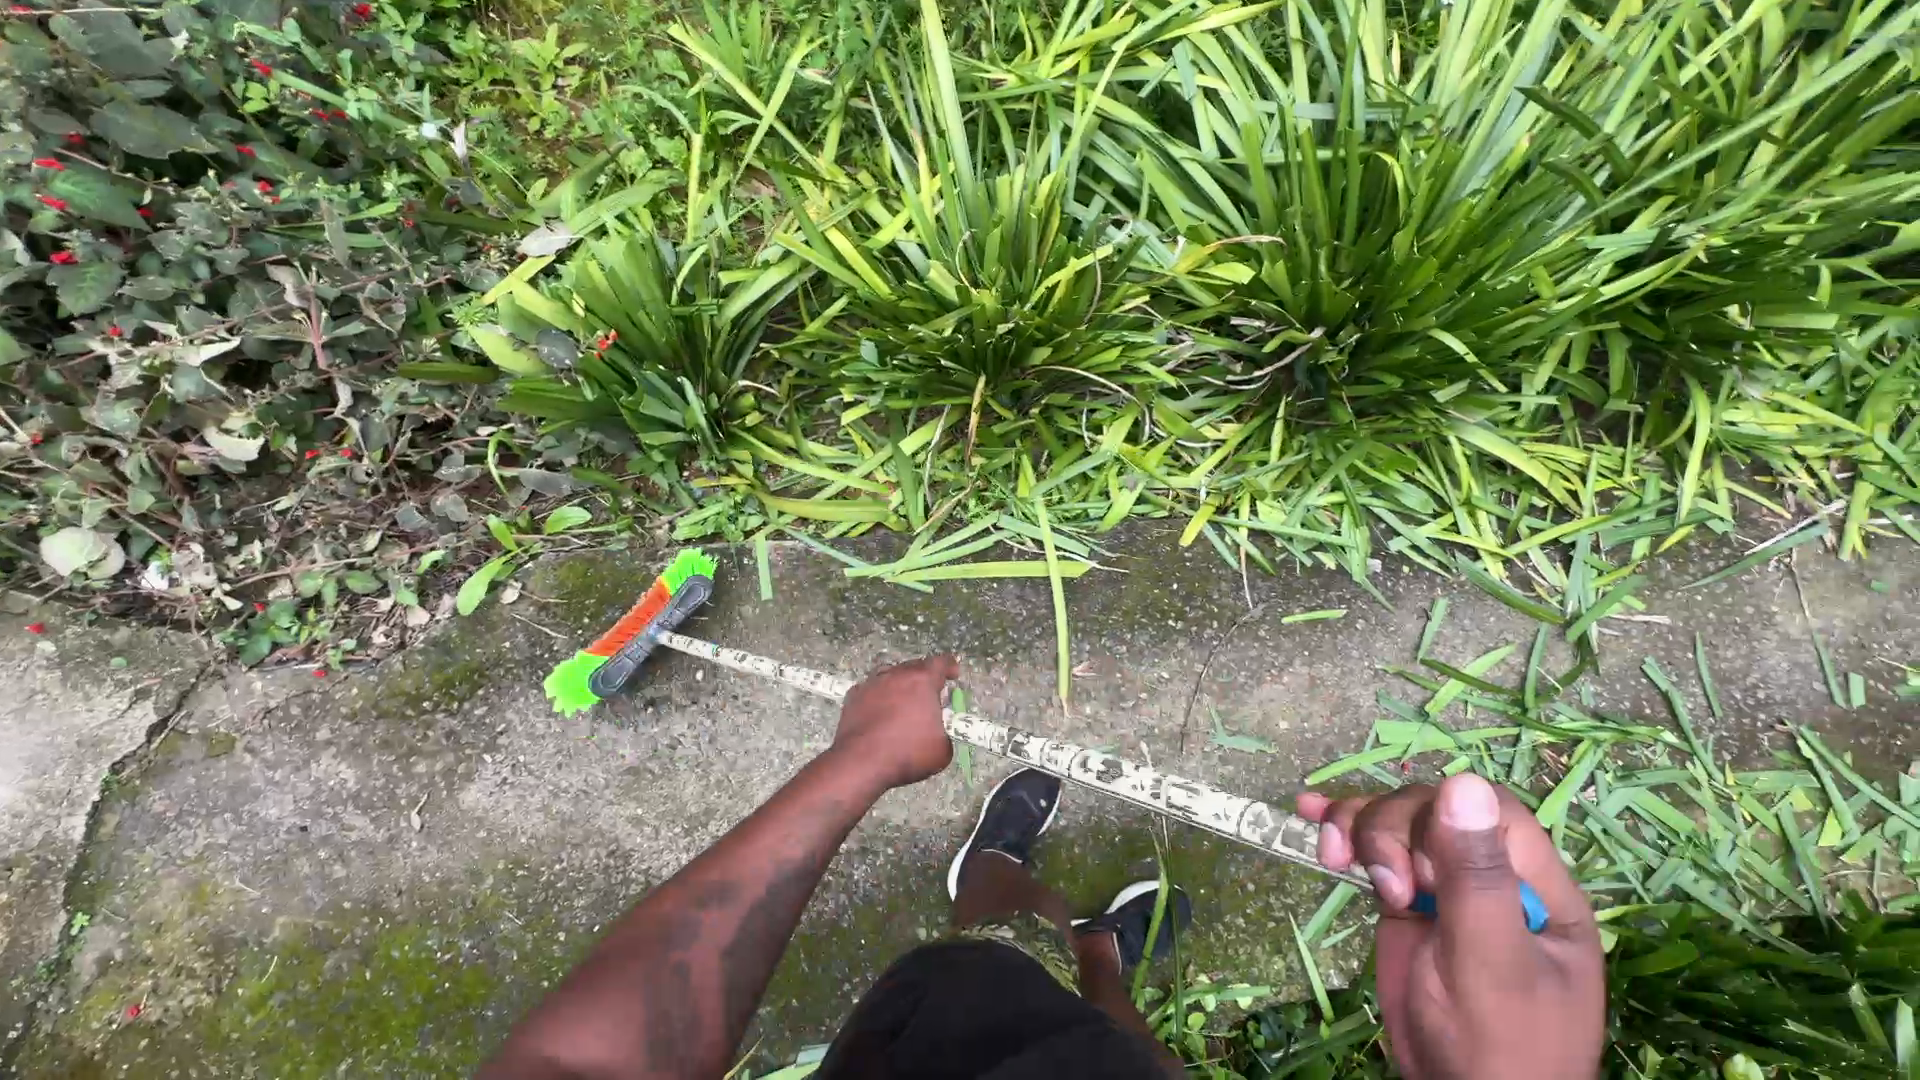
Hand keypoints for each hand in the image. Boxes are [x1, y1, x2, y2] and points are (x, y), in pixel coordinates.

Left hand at [828, 655, 958, 791]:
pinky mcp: (853, 696)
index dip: (950, 666)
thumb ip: (944, 733)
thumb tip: (938, 733)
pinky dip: (878, 696)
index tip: (953, 675)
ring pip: (890, 674)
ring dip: (900, 684)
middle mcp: (896, 675)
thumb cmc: (907, 753)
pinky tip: (879, 712)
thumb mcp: (942, 750)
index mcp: (922, 681)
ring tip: (902, 701)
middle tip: (929, 695)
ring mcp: (872, 683)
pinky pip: (871, 689)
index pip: (940, 662)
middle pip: (915, 666)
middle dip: (925, 677)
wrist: (861, 762)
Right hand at [1297, 775, 1604, 1079]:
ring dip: (1357, 827)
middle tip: (1386, 888)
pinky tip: (1309, 811)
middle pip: (1431, 807)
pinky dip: (1339, 830)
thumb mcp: (1489, 961)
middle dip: (1391, 831)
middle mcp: (1490, 874)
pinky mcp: (1404, 899)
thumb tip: (1463, 783)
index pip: (1492, 810)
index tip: (1418, 865)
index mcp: (1537, 885)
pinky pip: (1371, 850)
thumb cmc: (1496, 1044)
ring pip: (1394, 821)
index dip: (1444, 816)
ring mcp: (1443, 885)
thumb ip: (1476, 876)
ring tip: (1335, 857)